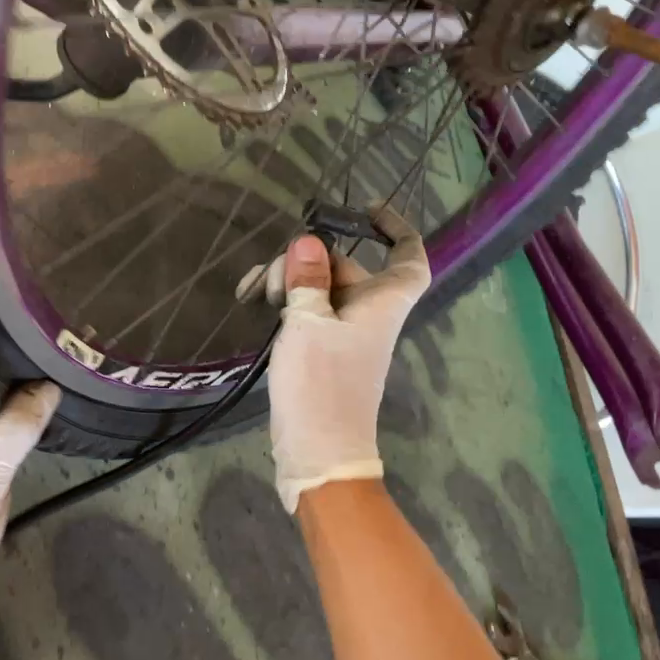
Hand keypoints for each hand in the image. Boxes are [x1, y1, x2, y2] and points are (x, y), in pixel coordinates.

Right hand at [249, 205, 429, 511]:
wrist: (319, 449)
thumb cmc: (321, 383)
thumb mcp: (307, 323)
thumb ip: (307, 278)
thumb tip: (308, 241)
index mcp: (380, 304)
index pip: (408, 258)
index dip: (397, 230)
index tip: (367, 210)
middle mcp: (367, 314)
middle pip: (344, 267)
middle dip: (304, 260)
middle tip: (269, 275)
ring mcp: (343, 332)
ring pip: (317, 287)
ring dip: (284, 281)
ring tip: (252, 292)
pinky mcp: (321, 349)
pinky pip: (305, 310)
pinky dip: (281, 302)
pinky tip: (251, 302)